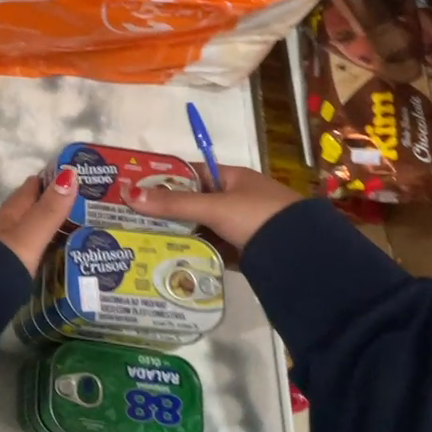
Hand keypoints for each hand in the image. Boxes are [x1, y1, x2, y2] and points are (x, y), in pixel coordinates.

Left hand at [0, 169, 80, 274]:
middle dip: (40, 206)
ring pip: (11, 233)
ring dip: (30, 230)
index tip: (66, 175)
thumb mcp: (28, 239)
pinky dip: (21, 251)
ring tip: (52, 234)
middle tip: (67, 206)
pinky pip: (7, 254)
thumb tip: (70, 173)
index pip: (27, 191)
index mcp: (5, 217)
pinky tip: (28, 261)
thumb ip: (47, 212)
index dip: (45, 181)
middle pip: (18, 211)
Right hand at [120, 165, 300, 250]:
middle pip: (195, 202)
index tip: (137, 188)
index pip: (192, 173)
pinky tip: (172, 258)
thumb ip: (173, 203)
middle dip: (168, 211)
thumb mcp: (213, 207)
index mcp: (233, 178)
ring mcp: (243, 225)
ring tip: (146, 240)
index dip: (165, 178)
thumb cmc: (257, 216)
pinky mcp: (245, 250)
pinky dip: (196, 252)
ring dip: (181, 234)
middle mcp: (238, 198)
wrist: (302, 254)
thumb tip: (129, 194)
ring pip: (202, 227)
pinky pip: (213, 248)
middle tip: (134, 219)